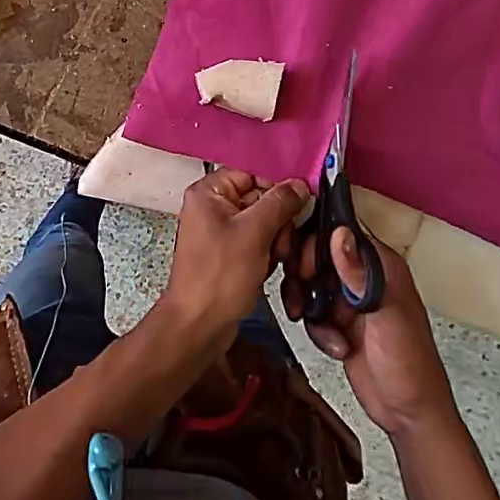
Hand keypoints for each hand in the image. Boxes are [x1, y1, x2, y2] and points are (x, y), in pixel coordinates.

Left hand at [160, 169, 309, 347]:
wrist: (199, 327)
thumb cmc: (219, 277)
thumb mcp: (255, 232)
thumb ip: (280, 202)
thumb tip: (300, 185)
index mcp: (209, 192)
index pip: (252, 172)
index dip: (278, 184)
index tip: (300, 197)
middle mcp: (212, 206)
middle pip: (260, 196)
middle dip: (278, 218)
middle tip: (282, 239)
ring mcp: (221, 230)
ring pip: (263, 220)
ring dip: (276, 237)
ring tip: (273, 257)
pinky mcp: (230, 252)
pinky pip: (258, 239)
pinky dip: (268, 250)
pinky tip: (268, 266)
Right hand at [282, 226, 457, 439]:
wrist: (409, 413)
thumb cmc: (410, 362)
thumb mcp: (385, 315)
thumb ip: (361, 276)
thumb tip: (340, 234)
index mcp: (381, 266)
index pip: (343, 233)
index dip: (319, 241)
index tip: (305, 263)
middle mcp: (364, 277)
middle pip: (321, 256)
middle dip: (305, 274)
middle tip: (302, 295)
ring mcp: (351, 301)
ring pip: (312, 283)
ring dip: (307, 303)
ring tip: (312, 322)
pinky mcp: (339, 324)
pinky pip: (313, 312)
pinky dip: (316, 329)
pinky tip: (335, 347)